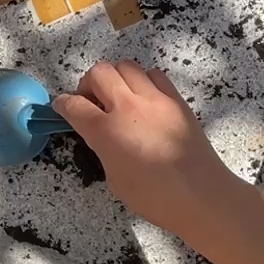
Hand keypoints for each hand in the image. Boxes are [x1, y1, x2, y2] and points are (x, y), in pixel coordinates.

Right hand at [52, 61, 244, 237]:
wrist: (201, 194)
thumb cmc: (155, 197)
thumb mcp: (114, 178)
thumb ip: (103, 148)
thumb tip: (101, 134)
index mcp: (106, 131)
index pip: (74, 105)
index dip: (62, 104)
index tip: (62, 107)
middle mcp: (128, 107)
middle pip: (98, 72)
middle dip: (88, 84)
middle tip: (92, 102)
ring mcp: (155, 99)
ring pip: (126, 66)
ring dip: (116, 78)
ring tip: (119, 97)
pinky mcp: (176, 99)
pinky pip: (153, 74)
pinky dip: (142, 80)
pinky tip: (144, 99)